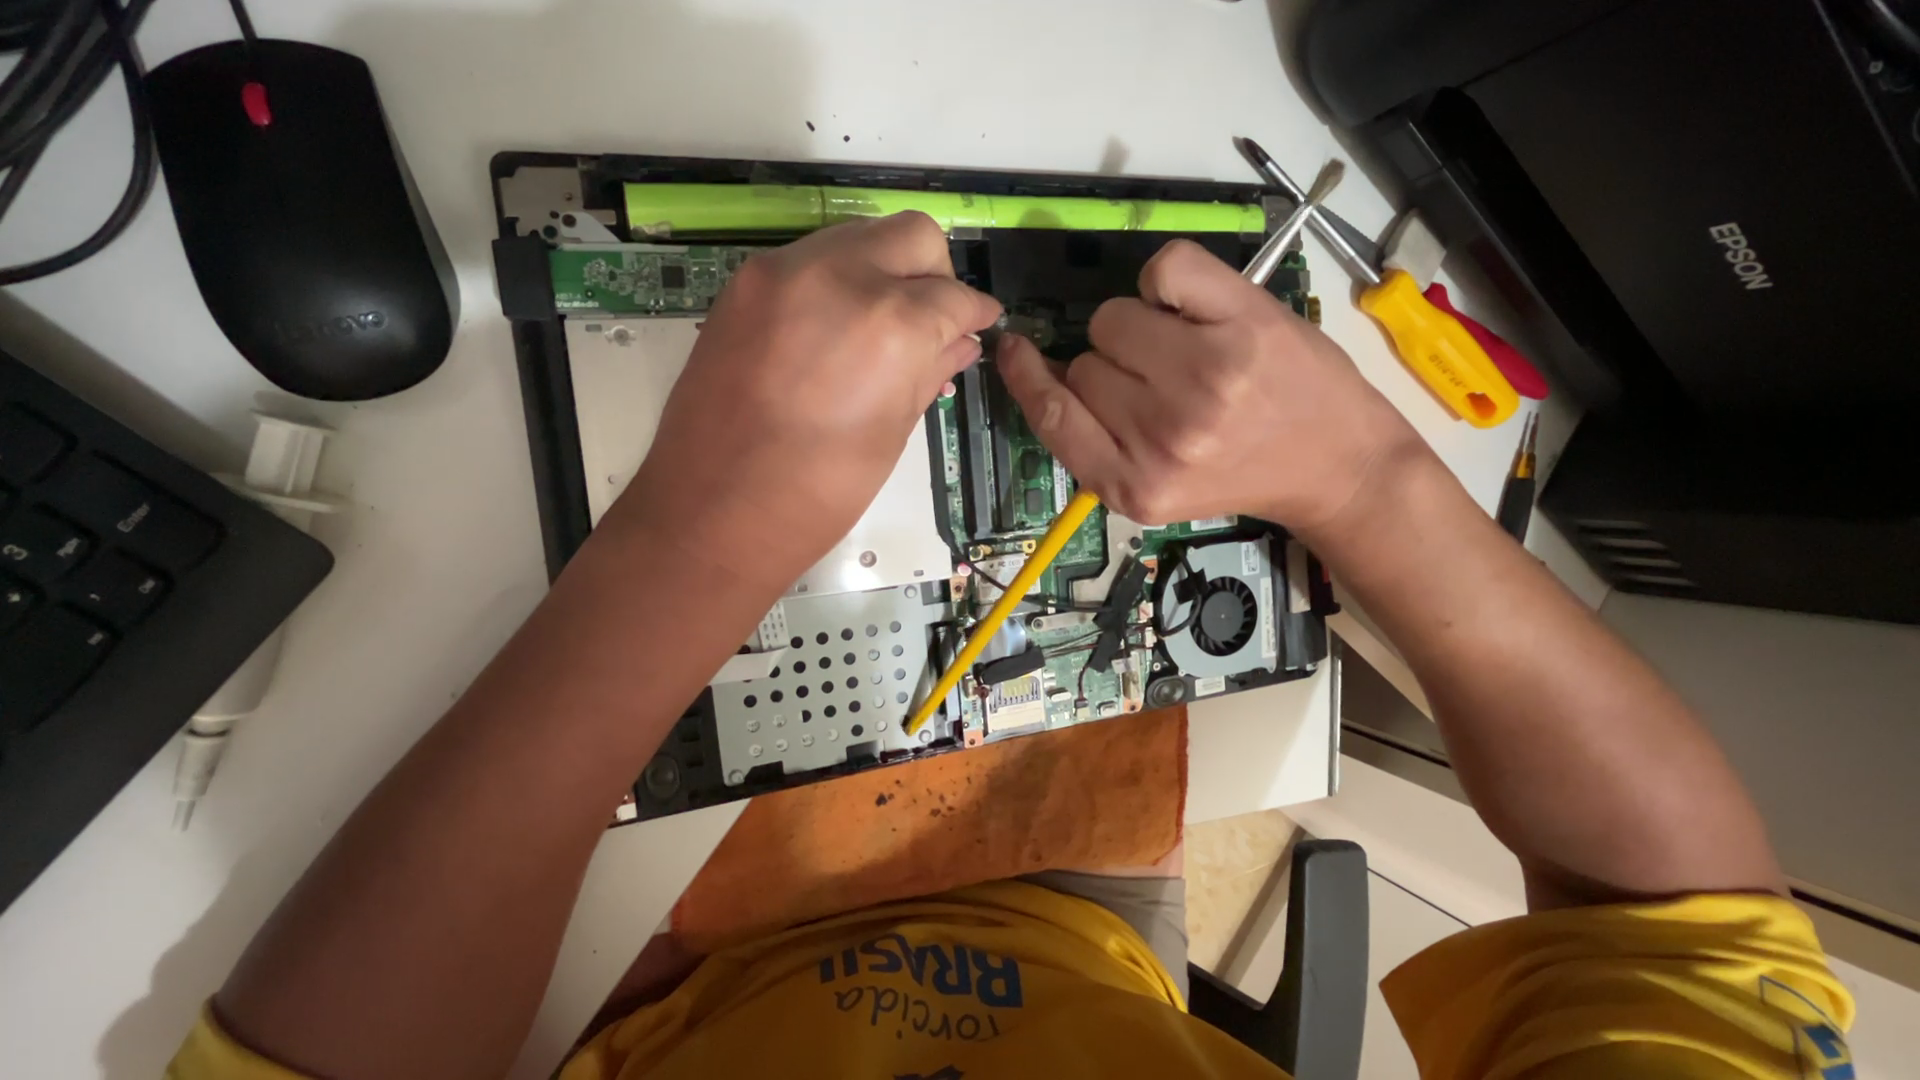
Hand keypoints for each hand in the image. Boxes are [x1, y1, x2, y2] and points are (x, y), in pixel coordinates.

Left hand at [610, 213, 1001, 586]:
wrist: (711, 509)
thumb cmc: (815, 494)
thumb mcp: (891, 433)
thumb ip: (929, 372)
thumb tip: (958, 344)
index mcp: (890, 325)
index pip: (953, 295)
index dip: (974, 313)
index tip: (977, 326)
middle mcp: (839, 276)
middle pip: (911, 235)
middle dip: (934, 273)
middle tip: (931, 321)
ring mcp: (783, 272)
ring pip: (858, 236)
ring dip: (882, 269)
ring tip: (879, 328)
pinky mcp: (744, 283)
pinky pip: (810, 260)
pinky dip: (836, 282)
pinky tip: (833, 332)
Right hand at [997, 239, 1424, 545]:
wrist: (1336, 465)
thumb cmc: (1239, 473)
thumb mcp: (1153, 487)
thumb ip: (1095, 442)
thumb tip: (1041, 368)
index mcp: (1133, 484)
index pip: (1051, 415)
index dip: (1027, 377)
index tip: (1015, 351)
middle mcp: (1164, 436)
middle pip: (1083, 363)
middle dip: (1110, 368)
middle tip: (1161, 385)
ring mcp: (1206, 376)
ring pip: (1114, 318)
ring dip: (1138, 326)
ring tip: (1185, 350)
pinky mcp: (1246, 323)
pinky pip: (1164, 268)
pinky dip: (1170, 280)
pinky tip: (1198, 310)